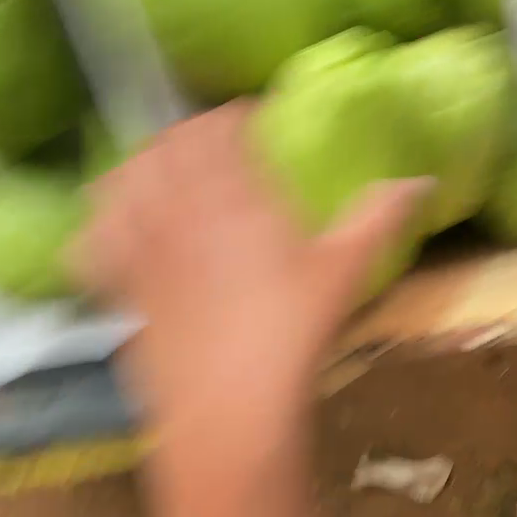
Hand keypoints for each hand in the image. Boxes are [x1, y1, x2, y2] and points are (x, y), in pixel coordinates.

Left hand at [77, 103, 429, 434]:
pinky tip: (123, 220)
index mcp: (236, 198)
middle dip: (190, 130)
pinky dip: (104, 214)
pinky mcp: (119, 284)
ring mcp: (140, 247)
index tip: (257, 115)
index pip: (217, 130)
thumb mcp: (351, 267)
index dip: (234, 114)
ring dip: (143, 160)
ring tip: (169, 166)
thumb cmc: (295, 327)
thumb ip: (382, 214)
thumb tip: (422, 179)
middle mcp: (178, 210)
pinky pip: (94, 232)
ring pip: (122, 179)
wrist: (230, 402)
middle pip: (166, 146)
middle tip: (220, 137)